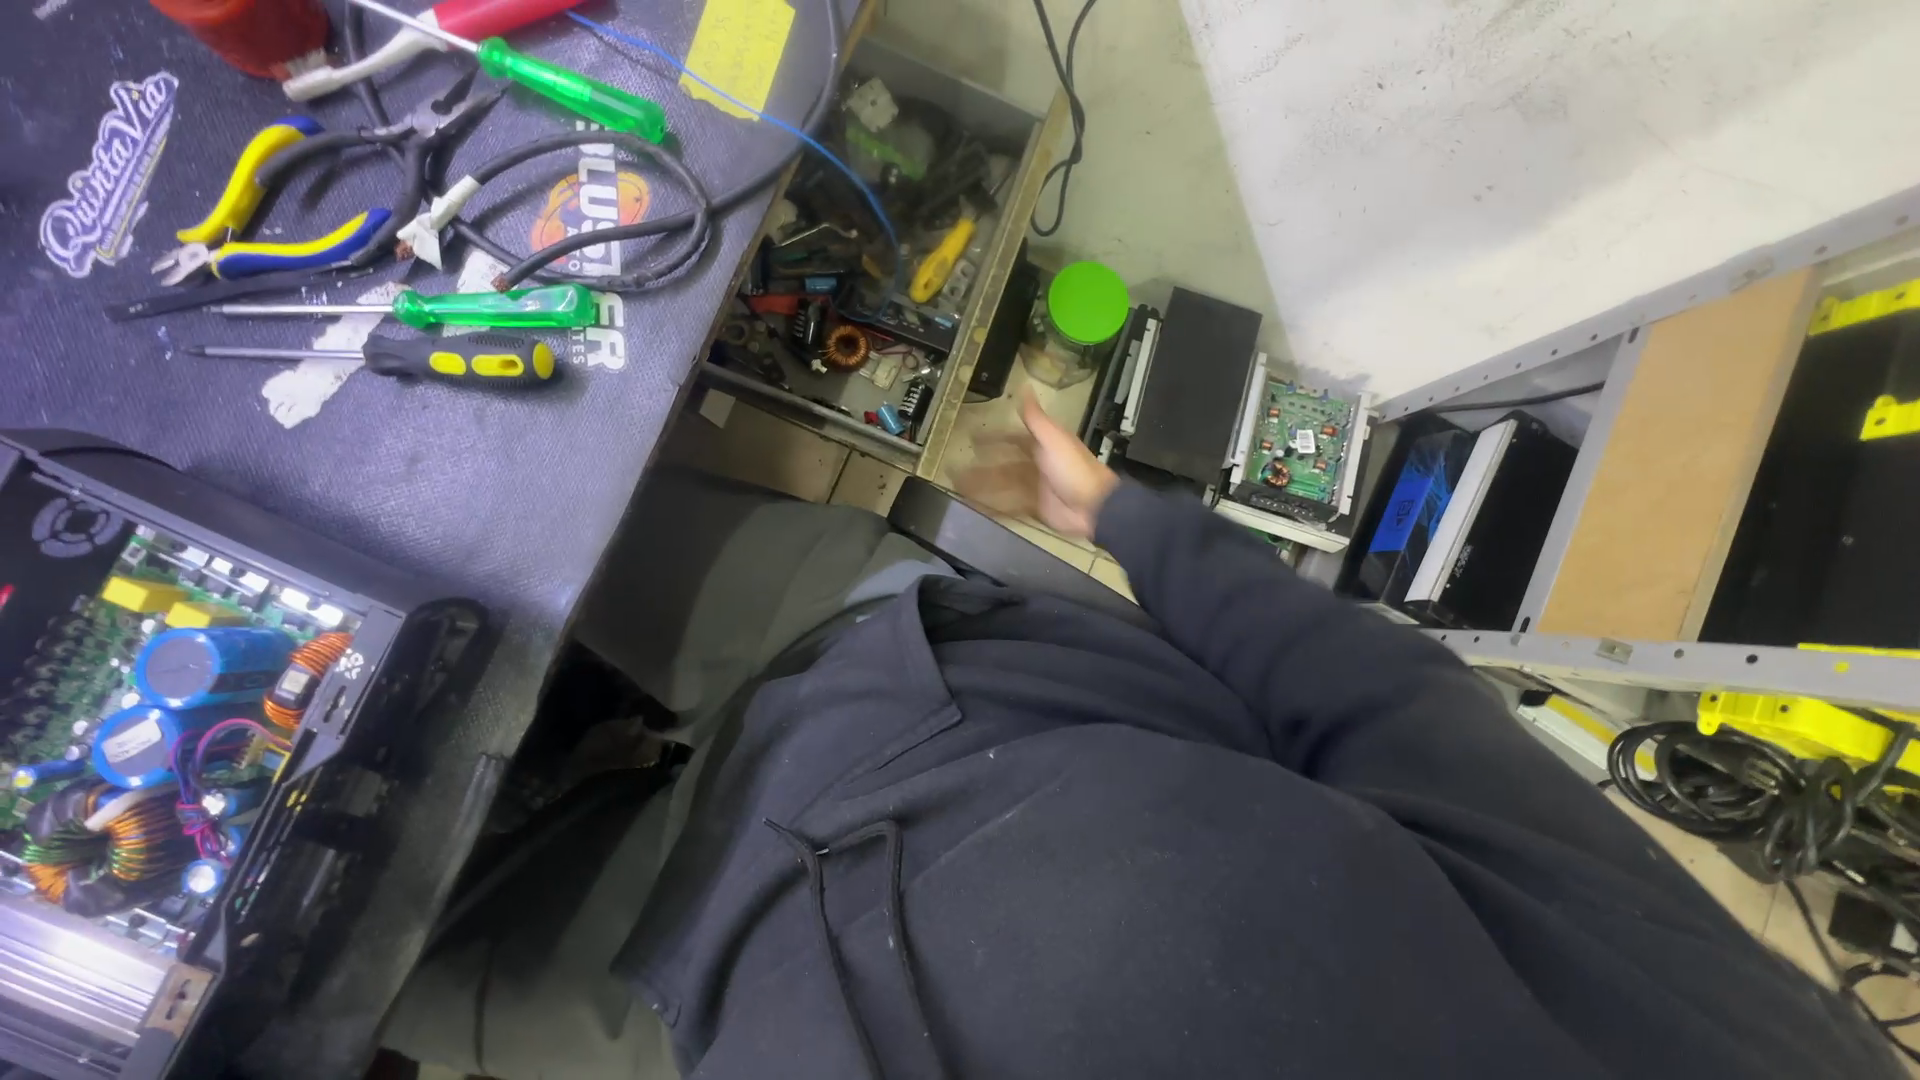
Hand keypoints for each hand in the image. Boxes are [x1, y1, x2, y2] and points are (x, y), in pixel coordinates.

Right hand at [954, 391, 1119, 541]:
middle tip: (957, 468)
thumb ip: (1036, 417)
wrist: (1094, 506)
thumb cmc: (1076, 469)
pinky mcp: (1036, 506)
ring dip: (983, 485)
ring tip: (961, 487)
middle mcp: (1037, 464)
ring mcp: (1036, 486)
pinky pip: (1010, 504)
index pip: (1012, 438)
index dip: (994, 438)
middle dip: (982, 465)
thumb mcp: (1055, 438)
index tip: (973, 438)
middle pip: (1004, 463)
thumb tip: (1025, 387)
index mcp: (1043, 445)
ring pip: (1003, 484)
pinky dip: (994, 505)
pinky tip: (979, 506)